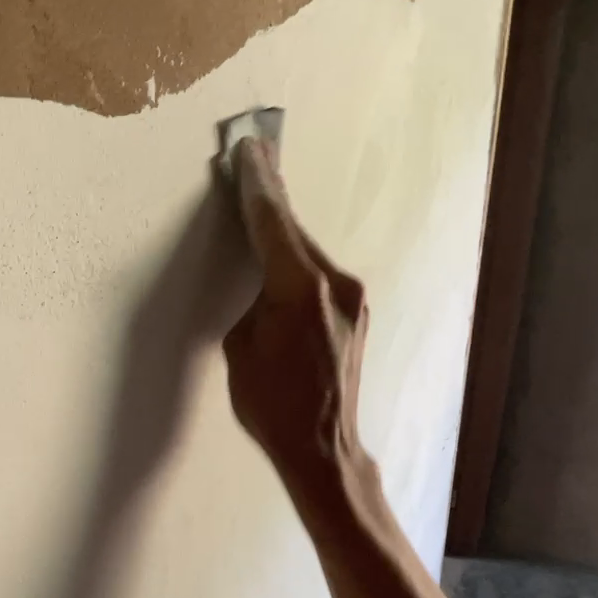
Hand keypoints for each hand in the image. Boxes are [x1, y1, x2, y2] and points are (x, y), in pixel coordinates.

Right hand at [221, 139, 371, 499]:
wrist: (321, 447)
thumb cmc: (271, 406)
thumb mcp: (240, 348)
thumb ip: (254, 302)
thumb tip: (267, 289)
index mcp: (298, 287)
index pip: (271, 221)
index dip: (256, 184)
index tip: (248, 150)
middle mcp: (334, 284)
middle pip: (294, 230)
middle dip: (270, 198)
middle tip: (254, 160)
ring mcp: (352, 299)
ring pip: (309, 252)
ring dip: (285, 233)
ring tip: (265, 204)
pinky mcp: (357, 314)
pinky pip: (322, 276)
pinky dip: (300, 262)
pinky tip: (285, 259)